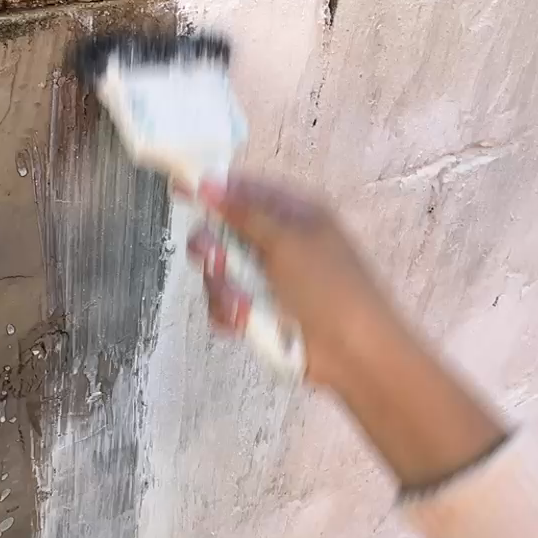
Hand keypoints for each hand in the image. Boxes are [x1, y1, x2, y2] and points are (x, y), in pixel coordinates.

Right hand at [186, 175, 505, 488]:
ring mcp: (265, 277)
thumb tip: (208, 183)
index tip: (181, 190)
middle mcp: (276, 241)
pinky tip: (243, 321)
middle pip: (221, 230)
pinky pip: (223, 301)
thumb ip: (243, 212)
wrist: (356, 355)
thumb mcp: (287, 242)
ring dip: (223, 286)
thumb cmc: (330, 288)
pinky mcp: (257, 309)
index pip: (244, 190)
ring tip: (242, 304)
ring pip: (217, 270)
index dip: (212, 189)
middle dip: (213, 247)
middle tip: (216, 261)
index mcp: (293, 213)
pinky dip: (229, 311)